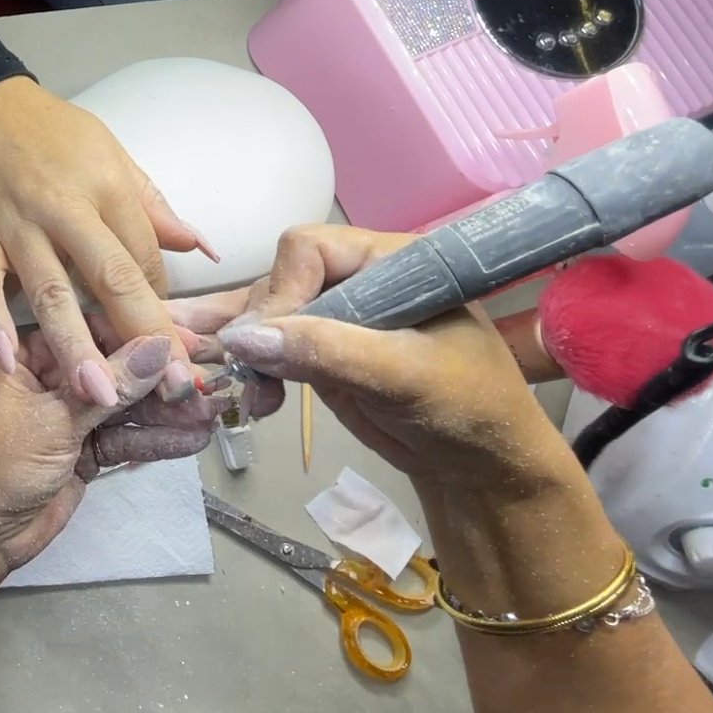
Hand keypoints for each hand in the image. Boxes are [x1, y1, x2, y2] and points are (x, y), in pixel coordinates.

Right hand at [0, 77, 214, 406]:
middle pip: (108, 278)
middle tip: (167, 390)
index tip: (182, 353)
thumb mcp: (111, 156)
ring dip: (74, 344)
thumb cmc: (50, 132)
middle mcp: (65, 209)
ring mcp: (15, 226)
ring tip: (95, 393)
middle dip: (140, 335)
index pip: (143, 258)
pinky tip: (8, 360)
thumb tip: (204, 249)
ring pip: (49, 291)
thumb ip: (153, 207)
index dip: (164, 309)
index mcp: (108, 188)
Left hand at [0, 333, 221, 575]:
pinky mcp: (82, 450)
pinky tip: (192, 439)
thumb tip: (162, 346)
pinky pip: (122, 438)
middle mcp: (48, 380)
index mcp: (26, 358)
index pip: (88, 333)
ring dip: (165, 413)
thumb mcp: (55, 420)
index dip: (138, 338)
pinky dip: (154, 441)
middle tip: (208, 384)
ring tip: (212, 414)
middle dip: (160, 380)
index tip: (186, 343)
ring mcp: (67, 417)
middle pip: (113, 370)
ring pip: (124, 407)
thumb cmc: (0, 465)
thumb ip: (111, 385)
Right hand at [185, 225, 567, 486]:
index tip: (271, 343)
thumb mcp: (401, 376)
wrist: (476, 463)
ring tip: (235, 386)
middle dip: (253, 330)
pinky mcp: (313, 349)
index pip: (307, 250)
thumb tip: (239, 338)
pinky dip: (245, 365)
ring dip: (241, 352)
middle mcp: (354, 279)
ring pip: (260, 316)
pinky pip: (264, 345)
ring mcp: (331, 315)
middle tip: (245, 375)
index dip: (281, 291)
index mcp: (388, 262)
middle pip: (275, 283)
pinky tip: (239, 388)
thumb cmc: (465, 408)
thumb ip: (323, 350)